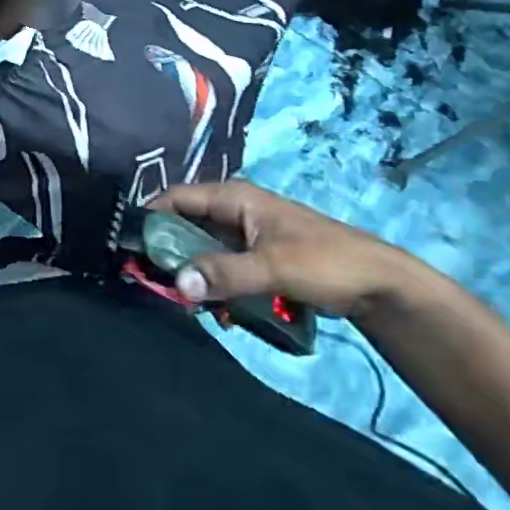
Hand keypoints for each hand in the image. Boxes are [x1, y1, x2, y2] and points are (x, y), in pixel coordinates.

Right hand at [151, 181, 423, 317]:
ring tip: (189, 304)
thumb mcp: (273, 267)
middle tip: (155, 283)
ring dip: (194, 275)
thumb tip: (177, 284)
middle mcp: (233, 211)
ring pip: (202, 250)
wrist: (378, 284)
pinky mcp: (255, 258)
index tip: (131, 248)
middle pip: (185, 226)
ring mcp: (244, 235)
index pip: (177, 198)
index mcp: (234, 197)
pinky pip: (221, 267)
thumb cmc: (325, 262)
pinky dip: (214, 285)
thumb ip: (225, 274)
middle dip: (170, 254)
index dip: (151, 218)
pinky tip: (218, 311)